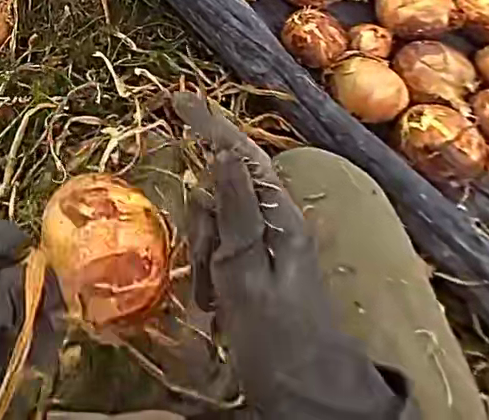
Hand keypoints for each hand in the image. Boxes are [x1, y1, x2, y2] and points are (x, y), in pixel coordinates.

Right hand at [173, 93, 405, 419]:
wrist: (310, 400)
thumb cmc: (279, 340)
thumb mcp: (247, 272)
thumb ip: (235, 209)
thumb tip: (223, 151)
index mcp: (277, 215)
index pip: (239, 151)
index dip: (208, 121)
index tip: (178, 98)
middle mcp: (274, 219)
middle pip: (220, 187)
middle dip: (204, 221)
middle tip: (209, 269)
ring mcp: (266, 241)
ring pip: (215, 217)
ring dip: (206, 250)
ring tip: (215, 295)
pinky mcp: (256, 262)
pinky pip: (219, 244)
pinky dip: (210, 266)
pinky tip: (216, 300)